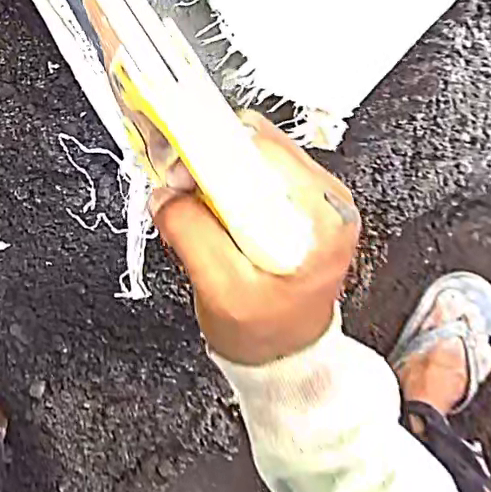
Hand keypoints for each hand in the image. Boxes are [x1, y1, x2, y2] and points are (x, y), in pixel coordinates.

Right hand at [151, 110, 361, 364]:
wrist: (285, 350)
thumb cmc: (267, 331)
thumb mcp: (220, 291)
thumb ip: (190, 233)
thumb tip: (165, 194)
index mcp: (321, 219)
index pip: (260, 153)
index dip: (209, 154)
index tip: (178, 167)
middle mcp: (325, 197)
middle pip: (254, 141)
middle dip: (208, 160)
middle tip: (181, 189)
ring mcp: (313, 192)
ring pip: (250, 147)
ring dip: (213, 168)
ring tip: (200, 207)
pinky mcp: (297, 191)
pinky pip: (252, 161)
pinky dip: (223, 176)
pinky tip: (216, 208)